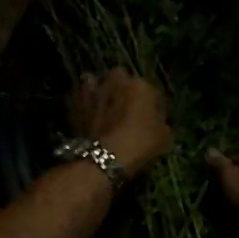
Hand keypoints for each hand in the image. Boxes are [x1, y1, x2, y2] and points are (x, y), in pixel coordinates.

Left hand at [72, 67, 169, 181]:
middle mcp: (116, 79)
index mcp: (141, 85)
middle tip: (126, 111)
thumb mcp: (164, 136)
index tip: (153, 119)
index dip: (154, 106)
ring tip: (104, 109)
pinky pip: (81, 97)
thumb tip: (155, 121)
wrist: (103, 158)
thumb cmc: (139, 145)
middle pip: (122, 81)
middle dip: (124, 91)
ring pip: (98, 83)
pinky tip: (87, 114)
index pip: (152, 92)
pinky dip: (84, 103)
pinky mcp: (74, 101)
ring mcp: (93, 88)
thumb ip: (160, 121)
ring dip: (102, 92)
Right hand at [205, 149, 238, 229]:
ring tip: (224, 211)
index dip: (219, 170)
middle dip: (227, 186)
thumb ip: (217, 162)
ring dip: (233, 200)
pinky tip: (236, 219)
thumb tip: (210, 150)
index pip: (233, 160)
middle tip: (215, 198)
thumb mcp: (227, 175)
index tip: (210, 182)